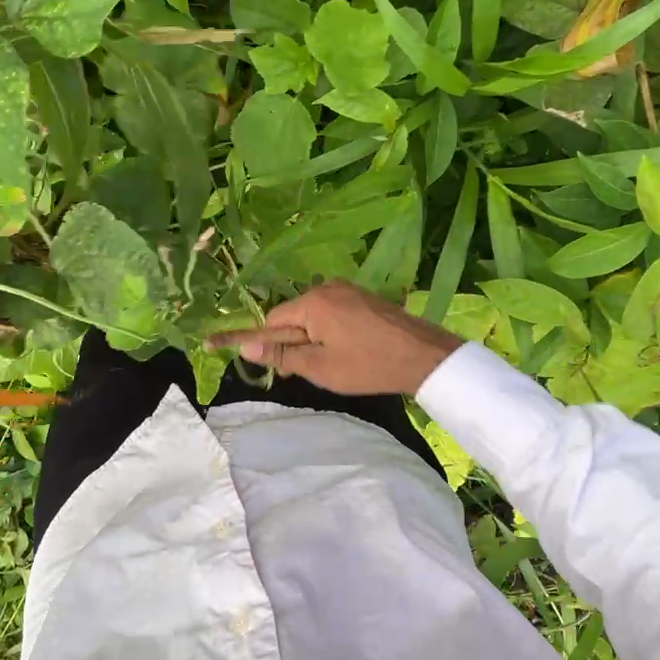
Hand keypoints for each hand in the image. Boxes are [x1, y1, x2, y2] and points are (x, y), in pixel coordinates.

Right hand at [206, 280, 462, 395]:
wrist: (426, 357)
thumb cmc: (369, 365)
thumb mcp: (320, 366)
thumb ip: (281, 354)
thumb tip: (245, 345)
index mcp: (312, 302)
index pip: (270, 321)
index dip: (259, 342)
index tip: (234, 352)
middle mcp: (326, 287)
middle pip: (291, 317)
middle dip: (291, 343)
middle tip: (304, 371)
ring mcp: (347, 290)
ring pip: (312, 317)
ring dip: (310, 339)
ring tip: (328, 365)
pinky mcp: (362, 298)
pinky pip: (330, 313)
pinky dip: (327, 332)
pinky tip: (343, 352)